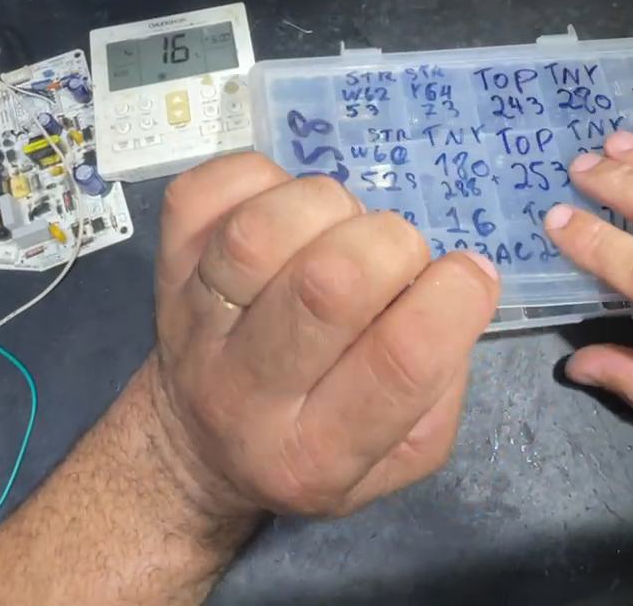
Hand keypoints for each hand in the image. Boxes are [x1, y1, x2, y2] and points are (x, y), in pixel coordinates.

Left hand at [132, 152, 501, 524]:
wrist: (195, 443)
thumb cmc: (315, 442)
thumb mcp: (400, 455)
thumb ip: (441, 382)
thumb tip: (459, 282)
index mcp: (318, 450)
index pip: (399, 363)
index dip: (451, 300)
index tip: (467, 273)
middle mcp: (247, 390)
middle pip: (325, 286)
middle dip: (386, 246)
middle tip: (392, 251)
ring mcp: (195, 321)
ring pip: (259, 231)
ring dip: (323, 205)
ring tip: (335, 224)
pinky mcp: (165, 264)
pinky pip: (204, 193)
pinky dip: (256, 177)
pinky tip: (280, 204)